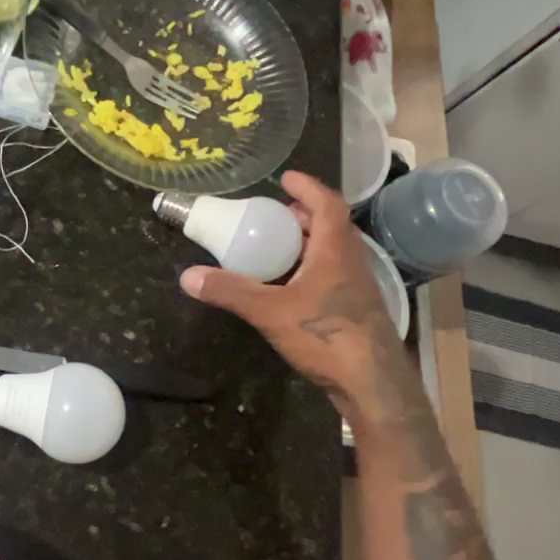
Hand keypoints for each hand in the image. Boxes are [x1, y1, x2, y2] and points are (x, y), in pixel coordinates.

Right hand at [179, 170, 399, 402]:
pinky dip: (312, 266)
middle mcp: (352, 260)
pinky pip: (333, 273)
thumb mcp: (270, 312)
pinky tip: (291, 285)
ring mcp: (358, 285)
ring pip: (334, 251)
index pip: (327, 203)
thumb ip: (231, 292)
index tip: (286, 179)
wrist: (371, 381)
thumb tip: (188, 277)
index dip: (308, 187)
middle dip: (304, 215)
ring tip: (278, 246)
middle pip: (332, 225)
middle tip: (275, 215)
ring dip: (308, 242)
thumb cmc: (327, 336)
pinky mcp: (357, 308)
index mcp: (336, 249)